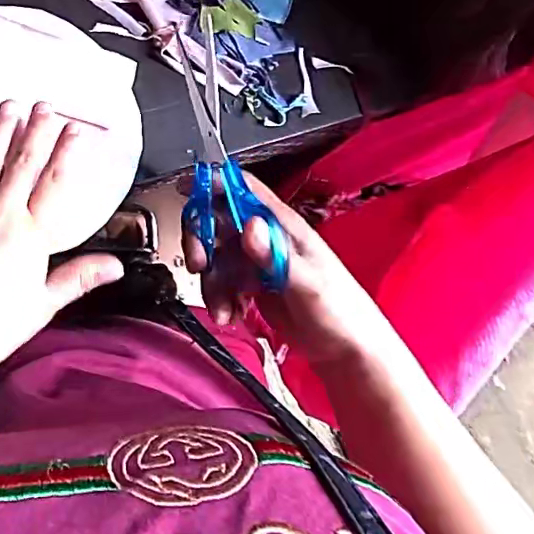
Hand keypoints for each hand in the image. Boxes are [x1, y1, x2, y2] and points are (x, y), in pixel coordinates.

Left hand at [0, 101, 125, 412]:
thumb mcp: (40, 306)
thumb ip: (77, 278)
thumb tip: (112, 267)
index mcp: (30, 236)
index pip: (54, 182)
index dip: (66, 152)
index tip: (73, 130)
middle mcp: (0, 214)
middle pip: (23, 162)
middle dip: (36, 129)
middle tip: (44, 106)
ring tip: (8, 106)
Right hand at [183, 172, 398, 368]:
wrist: (346, 351)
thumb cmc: (340, 312)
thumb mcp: (308, 282)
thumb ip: (276, 254)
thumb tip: (250, 225)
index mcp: (283, 225)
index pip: (243, 189)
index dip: (213, 182)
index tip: (188, 189)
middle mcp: (268, 237)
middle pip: (219, 220)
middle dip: (202, 240)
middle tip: (200, 264)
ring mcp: (259, 260)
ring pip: (217, 256)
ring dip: (212, 281)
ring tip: (223, 308)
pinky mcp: (254, 284)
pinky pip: (223, 281)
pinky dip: (220, 298)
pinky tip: (233, 314)